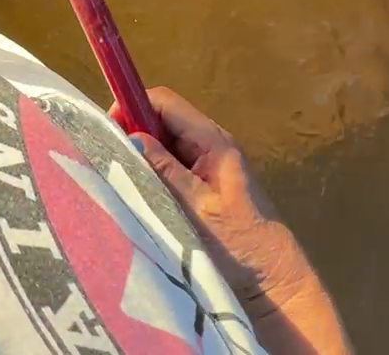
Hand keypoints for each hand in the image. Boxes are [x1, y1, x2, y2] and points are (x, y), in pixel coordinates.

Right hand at [114, 88, 353, 354]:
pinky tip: (143, 189)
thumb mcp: (199, 208)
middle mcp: (209, 143)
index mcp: (212, 141)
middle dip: (133, 131)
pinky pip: (169, 161)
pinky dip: (152, 169)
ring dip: (142, 153)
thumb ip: (165, 170)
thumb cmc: (242, 246)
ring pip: (162, 140)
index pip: (163, 101)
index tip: (110, 130)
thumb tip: (131, 137)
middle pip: (160, 117)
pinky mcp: (203, 181)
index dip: (132, 106)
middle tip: (114, 157)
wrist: (278, 287)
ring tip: (125, 176)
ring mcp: (206, 161)